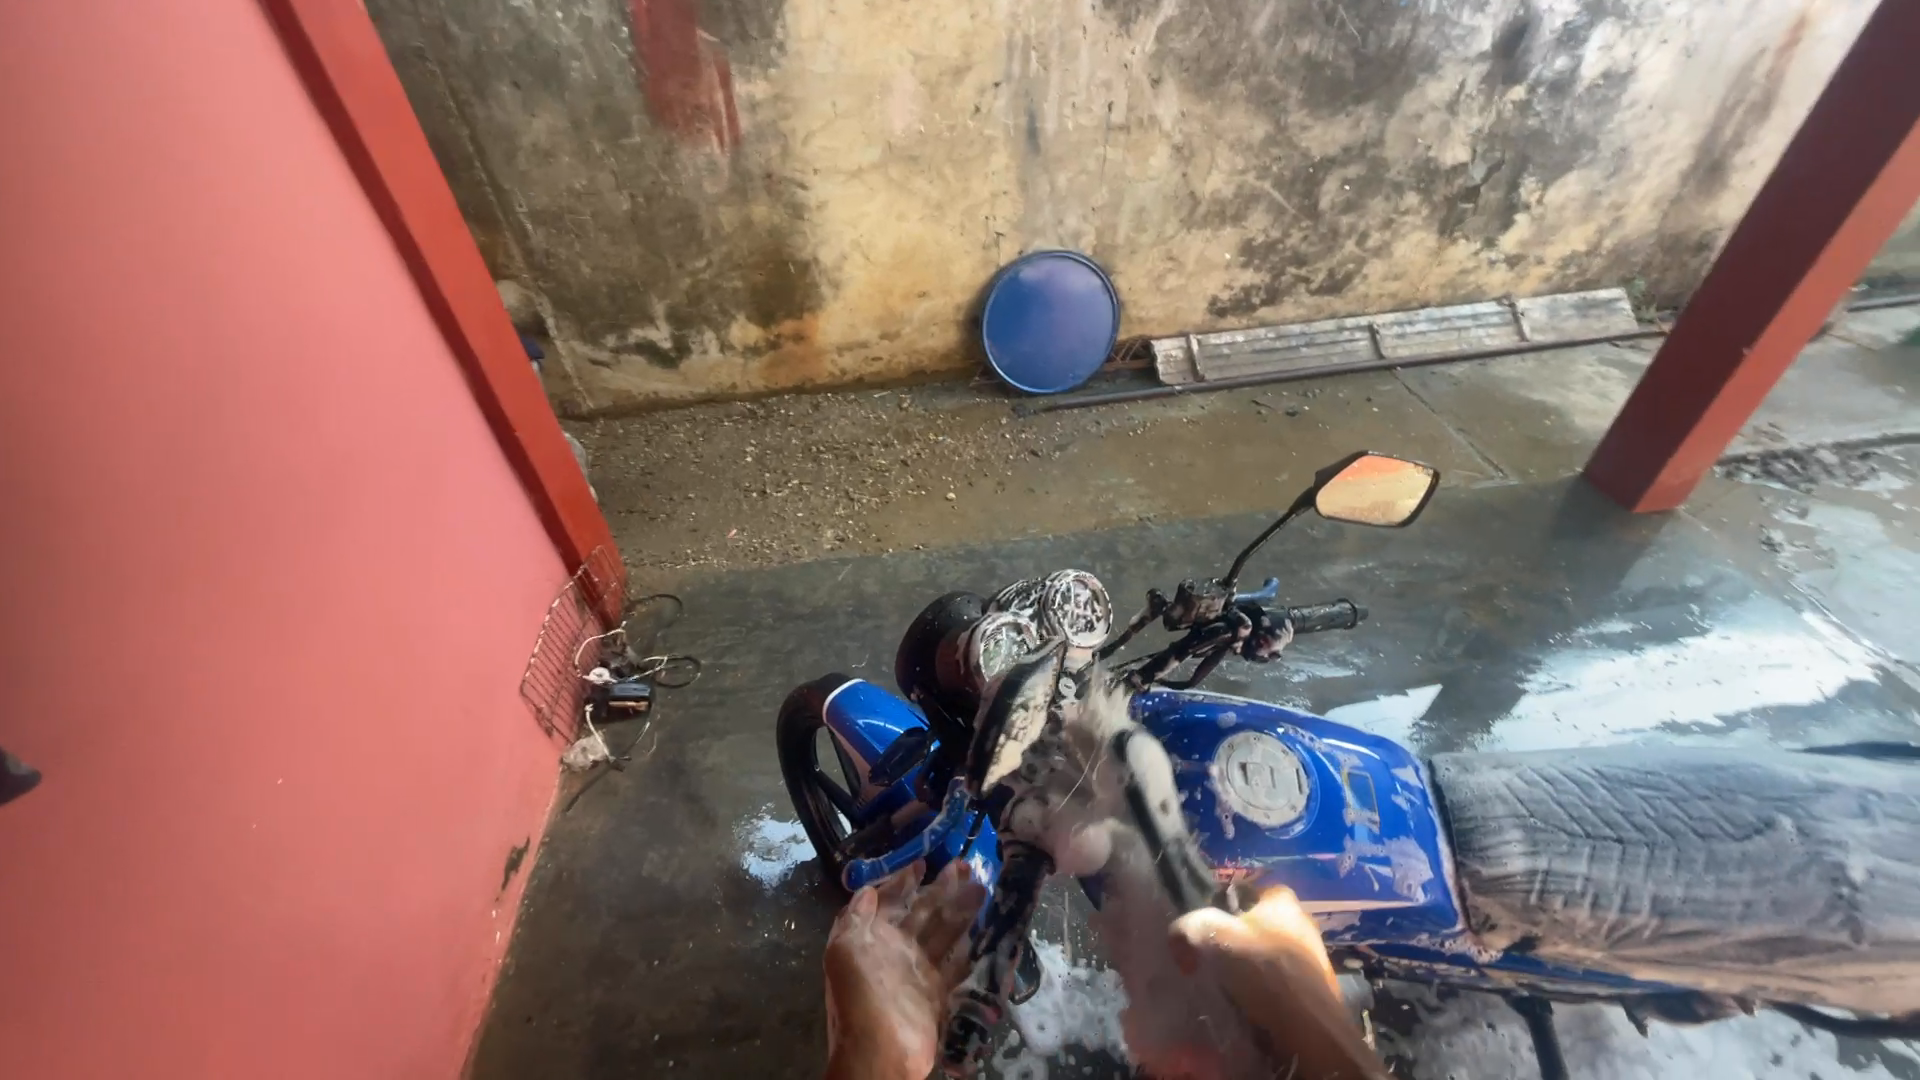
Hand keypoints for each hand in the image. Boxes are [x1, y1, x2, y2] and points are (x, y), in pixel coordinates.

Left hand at [823, 861, 987, 1079]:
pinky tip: (986, 928)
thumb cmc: (858, 996)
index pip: (890, 899)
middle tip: (965, 865)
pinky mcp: (939, 991)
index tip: (922, 861)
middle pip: (924, 910)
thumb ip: (855, 918)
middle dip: (942, 887)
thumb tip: (867, 890)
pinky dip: (971, 947)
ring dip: (962, 908)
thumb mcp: (842, 951)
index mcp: (873, 936)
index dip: (904, 880)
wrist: (878, 1053)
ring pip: (945, 930)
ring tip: (981, 887)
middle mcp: (898, 948)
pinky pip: (957, 963)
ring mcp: (919, 969)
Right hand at [1169, 888, 1387, 1079]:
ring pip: (1269, 957)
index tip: (1204, 923)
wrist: (1314, 1036)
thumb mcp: (1213, 937)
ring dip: (1250, 969)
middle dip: (1236, 939)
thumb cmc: (1266, 972)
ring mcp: (1315, 961)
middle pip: (1258, 925)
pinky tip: (1249, 1007)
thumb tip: (1176, 936)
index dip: (1223, 902)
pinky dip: (1265, 994)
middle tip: (1211, 956)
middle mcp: (1304, 923)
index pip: (1247, 889)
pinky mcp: (1318, 995)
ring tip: (1226, 987)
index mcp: (1282, 900)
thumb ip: (1188, 926)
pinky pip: (1281, 986)